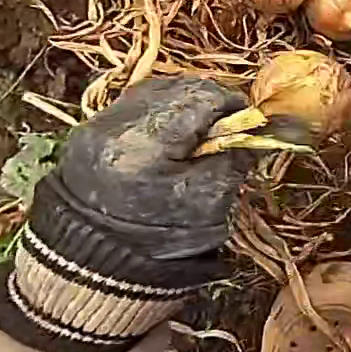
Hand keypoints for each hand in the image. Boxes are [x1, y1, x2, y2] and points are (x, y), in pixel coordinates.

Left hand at [53, 76, 253, 257]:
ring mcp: (96, 124)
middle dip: (210, 100)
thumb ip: (238, 154)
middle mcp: (116, 123)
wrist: (97, 266)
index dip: (232, 104)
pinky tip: (171, 135)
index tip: (246, 122)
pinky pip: (135, 104)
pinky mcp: (88, 131)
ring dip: (185, 101)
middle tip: (225, 127)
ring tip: (198, 131)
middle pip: (178, 85)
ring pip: (156, 88)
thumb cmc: (164, 236)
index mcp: (149, 142)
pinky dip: (161, 111)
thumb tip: (263, 127)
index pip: (203, 94)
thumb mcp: (212, 197)